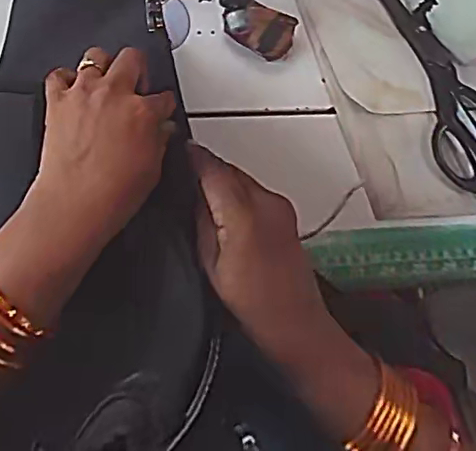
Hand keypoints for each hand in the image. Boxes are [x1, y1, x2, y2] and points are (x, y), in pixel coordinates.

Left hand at [30, 46, 177, 246]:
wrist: (73, 205)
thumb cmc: (110, 194)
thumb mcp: (152, 171)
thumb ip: (159, 141)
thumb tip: (161, 130)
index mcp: (142, 111)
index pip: (163, 96)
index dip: (163, 102)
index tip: (160, 107)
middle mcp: (114, 94)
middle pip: (132, 57)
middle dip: (138, 67)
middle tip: (136, 81)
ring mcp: (84, 93)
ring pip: (96, 55)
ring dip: (103, 66)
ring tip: (104, 80)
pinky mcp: (57, 100)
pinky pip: (58, 75)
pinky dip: (65, 79)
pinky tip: (71, 89)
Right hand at [190, 144, 378, 438]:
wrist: (297, 326)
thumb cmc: (256, 306)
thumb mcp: (210, 263)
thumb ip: (200, 220)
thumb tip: (192, 193)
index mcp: (244, 214)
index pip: (213, 168)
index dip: (193, 156)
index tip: (179, 150)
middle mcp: (266, 203)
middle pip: (228, 168)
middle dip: (206, 167)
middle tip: (185, 174)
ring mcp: (280, 206)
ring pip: (241, 176)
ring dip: (222, 179)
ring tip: (204, 195)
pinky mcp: (287, 211)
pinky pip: (254, 188)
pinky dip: (238, 191)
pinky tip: (228, 209)